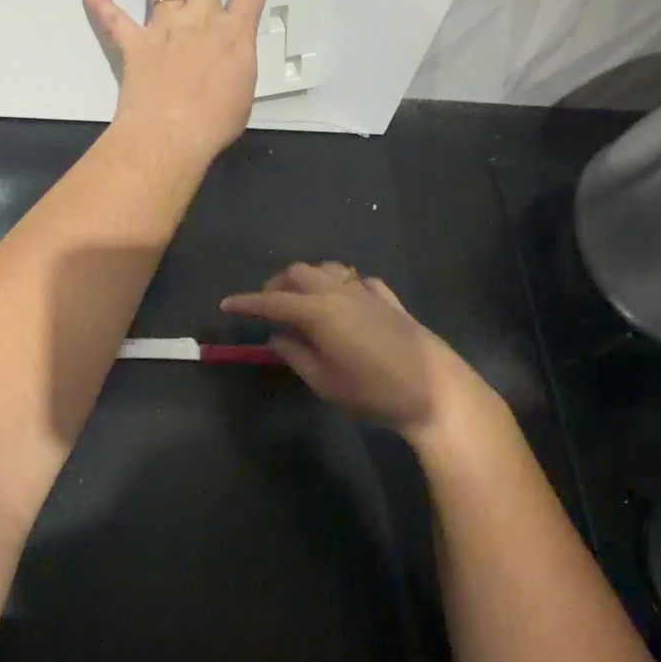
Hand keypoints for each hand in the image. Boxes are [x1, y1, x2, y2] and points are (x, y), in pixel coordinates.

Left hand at [83, 0, 275, 161]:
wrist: (170, 134)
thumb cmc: (214, 122)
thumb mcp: (243, 93)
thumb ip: (237, 67)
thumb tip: (230, 63)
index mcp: (235, 34)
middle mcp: (200, 20)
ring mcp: (165, 29)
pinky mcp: (135, 44)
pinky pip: (114, 20)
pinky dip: (100, 3)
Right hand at [220, 262, 495, 437]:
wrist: (435, 391)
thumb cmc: (373, 392)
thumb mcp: (323, 381)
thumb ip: (295, 354)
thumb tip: (277, 336)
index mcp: (318, 312)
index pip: (272, 301)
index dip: (247, 302)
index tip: (226, 304)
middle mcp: (339, 293)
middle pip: (299, 273)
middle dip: (276, 284)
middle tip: (265, 305)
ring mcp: (367, 293)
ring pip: (329, 269)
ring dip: (308, 278)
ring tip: (300, 299)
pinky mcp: (389, 300)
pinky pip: (358, 280)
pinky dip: (341, 285)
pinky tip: (343, 301)